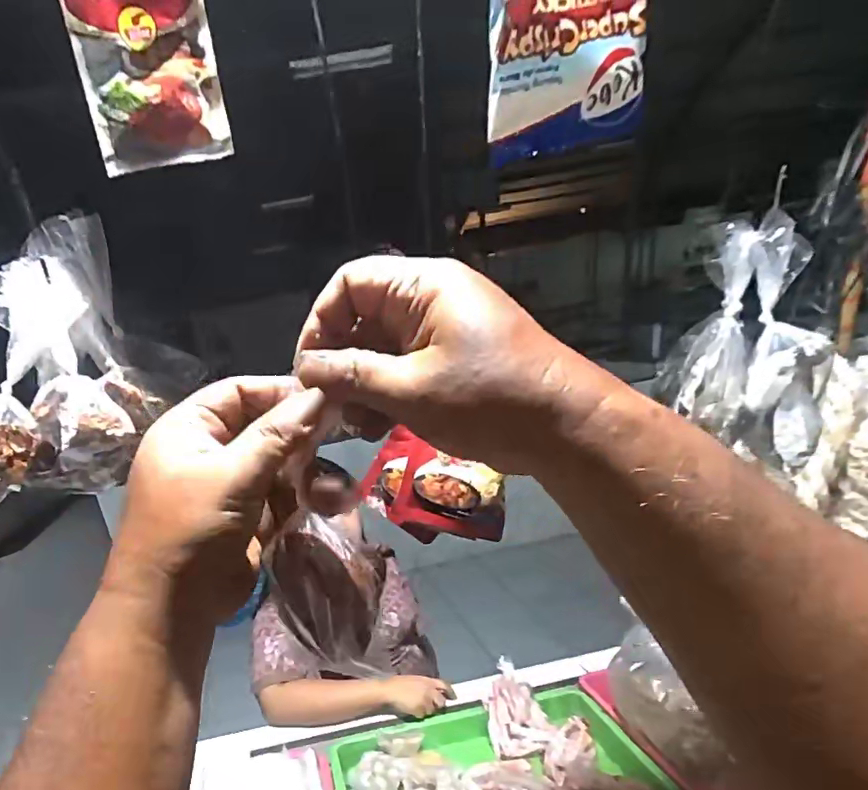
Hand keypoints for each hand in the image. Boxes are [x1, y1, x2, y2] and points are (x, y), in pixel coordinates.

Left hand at [107, 377, 326, 623]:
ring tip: (336, 492)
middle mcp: (210, 453)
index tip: (326, 398)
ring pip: (280, 467)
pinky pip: (283, 498)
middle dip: (302, 441)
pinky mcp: (249, 519)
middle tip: (338, 443)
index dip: (281, 392)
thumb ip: (279, 435)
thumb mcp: (233, 476)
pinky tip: (332, 506)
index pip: (239, 392)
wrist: (171, 608)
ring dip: (310, 476)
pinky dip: (305, 500)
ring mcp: (231, 488)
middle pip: (266, 430)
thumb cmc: (191, 529)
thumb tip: (320, 392)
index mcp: (189, 429)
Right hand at [293, 256, 617, 475]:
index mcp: (423, 287)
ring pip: (380, 349)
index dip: (320, 323)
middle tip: (331, 408)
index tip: (308, 370)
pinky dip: (385, 395)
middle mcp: (430, 300)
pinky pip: (403, 369)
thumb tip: (304, 368)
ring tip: (357, 426)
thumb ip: (352, 375)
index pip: (349, 283)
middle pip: (362, 318)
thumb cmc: (488, 400)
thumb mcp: (411, 389)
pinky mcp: (451, 362)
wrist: (563, 428)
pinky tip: (378, 428)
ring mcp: (442, 332)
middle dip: (340, 363)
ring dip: (361, 386)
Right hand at [380, 675, 451, 717]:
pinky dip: (418, 715)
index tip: (453, 697)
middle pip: (441, 701)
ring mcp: (426, 701)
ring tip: (416, 707)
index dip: (449, 692)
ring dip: (427, 710)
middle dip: (438, 704)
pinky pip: (423, 715)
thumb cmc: (395, 684)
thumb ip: (424, 686)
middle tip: (431, 706)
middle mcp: (430, 690)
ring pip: (432, 710)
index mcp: (427, 680)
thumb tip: (432, 691)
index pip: (444, 685)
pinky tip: (410, 711)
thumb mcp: (412, 680)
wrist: (386, 692)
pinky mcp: (421, 711)